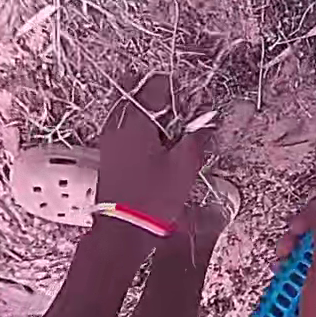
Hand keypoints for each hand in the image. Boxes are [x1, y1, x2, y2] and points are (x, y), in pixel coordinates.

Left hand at [94, 76, 206, 225]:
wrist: (124, 230)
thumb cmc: (152, 198)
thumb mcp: (184, 167)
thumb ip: (197, 138)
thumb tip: (207, 124)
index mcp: (136, 121)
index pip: (155, 86)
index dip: (176, 89)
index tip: (190, 100)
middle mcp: (117, 125)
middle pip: (135, 92)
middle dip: (158, 96)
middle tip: (178, 109)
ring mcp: (109, 139)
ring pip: (127, 109)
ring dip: (147, 112)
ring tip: (169, 128)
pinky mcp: (108, 155)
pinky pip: (123, 127)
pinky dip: (139, 127)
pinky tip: (155, 144)